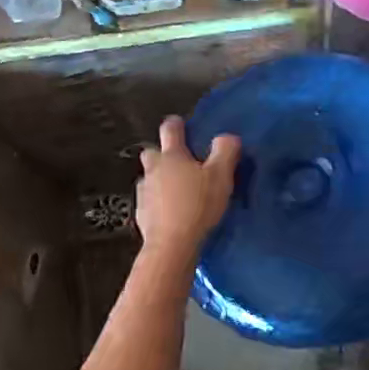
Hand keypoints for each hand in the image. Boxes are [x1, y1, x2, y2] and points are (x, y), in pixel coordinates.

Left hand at [136, 116, 239, 260]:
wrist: (172, 245)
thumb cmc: (198, 206)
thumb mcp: (221, 176)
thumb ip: (226, 152)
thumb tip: (227, 137)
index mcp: (172, 156)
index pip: (170, 129)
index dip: (177, 124)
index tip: (182, 125)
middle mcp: (153, 169)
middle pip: (152, 153)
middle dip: (163, 154)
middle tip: (182, 165)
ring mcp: (143, 192)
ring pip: (150, 179)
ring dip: (161, 181)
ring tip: (179, 193)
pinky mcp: (141, 214)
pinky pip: (150, 202)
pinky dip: (159, 204)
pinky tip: (172, 214)